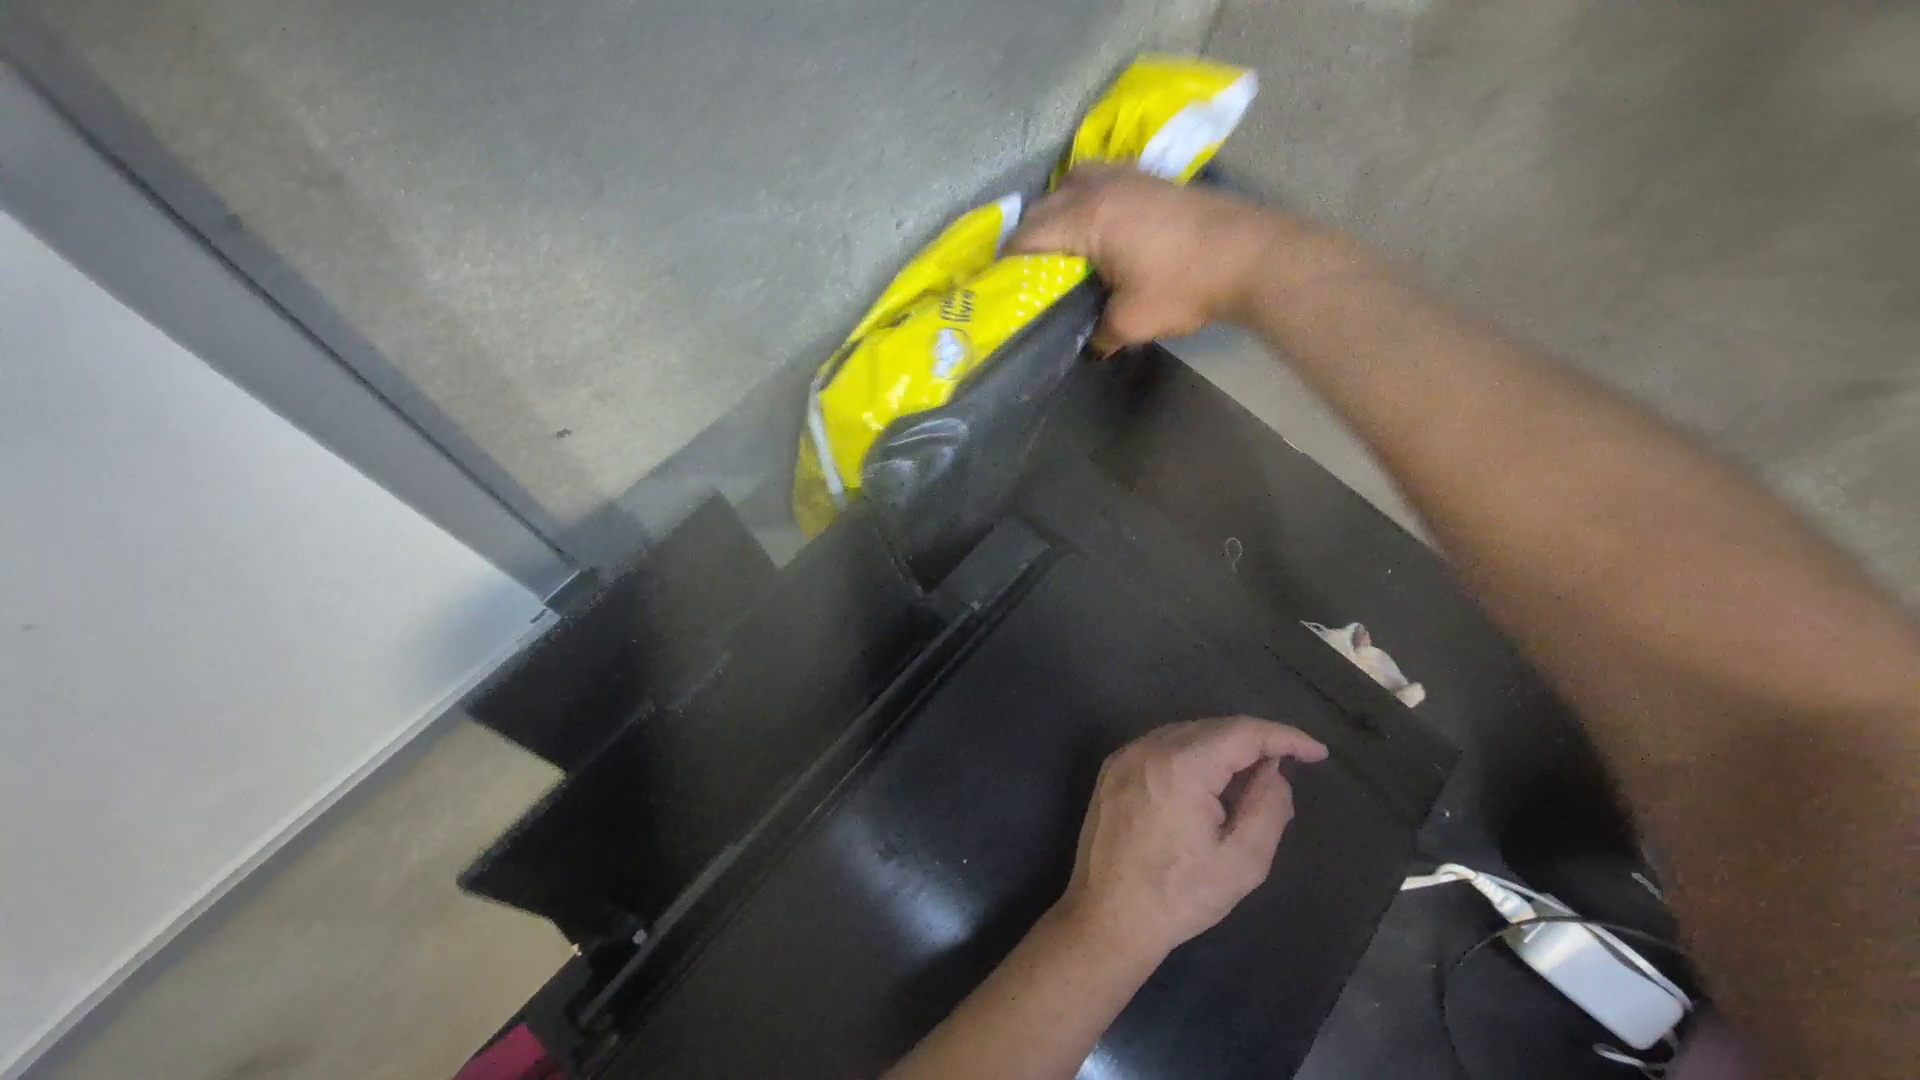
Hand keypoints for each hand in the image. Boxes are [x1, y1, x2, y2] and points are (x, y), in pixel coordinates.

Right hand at [1008, 166, 1355, 352]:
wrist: (1253, 255)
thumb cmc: (1187, 286)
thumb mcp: (1135, 320)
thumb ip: (1103, 332)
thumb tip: (1093, 344)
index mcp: (1087, 218)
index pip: (1030, 235)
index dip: (1009, 261)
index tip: (1000, 284)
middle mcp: (1100, 188)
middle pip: (1046, 204)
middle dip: (1029, 235)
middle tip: (1024, 271)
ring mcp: (1129, 176)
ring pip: (1073, 182)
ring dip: (1058, 209)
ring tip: (1058, 243)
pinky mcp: (1152, 179)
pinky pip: (1101, 179)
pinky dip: (1086, 199)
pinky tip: (1097, 227)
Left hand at [1056, 716, 1328, 962]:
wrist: (1106, 918)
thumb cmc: (1178, 896)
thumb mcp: (1241, 862)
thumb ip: (1268, 808)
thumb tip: (1275, 773)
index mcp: (1182, 766)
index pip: (1243, 732)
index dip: (1285, 737)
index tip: (1317, 752)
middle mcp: (1149, 748)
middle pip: (1214, 728)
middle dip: (1255, 743)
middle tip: (1287, 770)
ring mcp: (1125, 756)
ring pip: (1188, 734)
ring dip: (1223, 748)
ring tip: (1252, 779)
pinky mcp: (1112, 769)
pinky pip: (1162, 747)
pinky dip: (1193, 755)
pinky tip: (1209, 784)